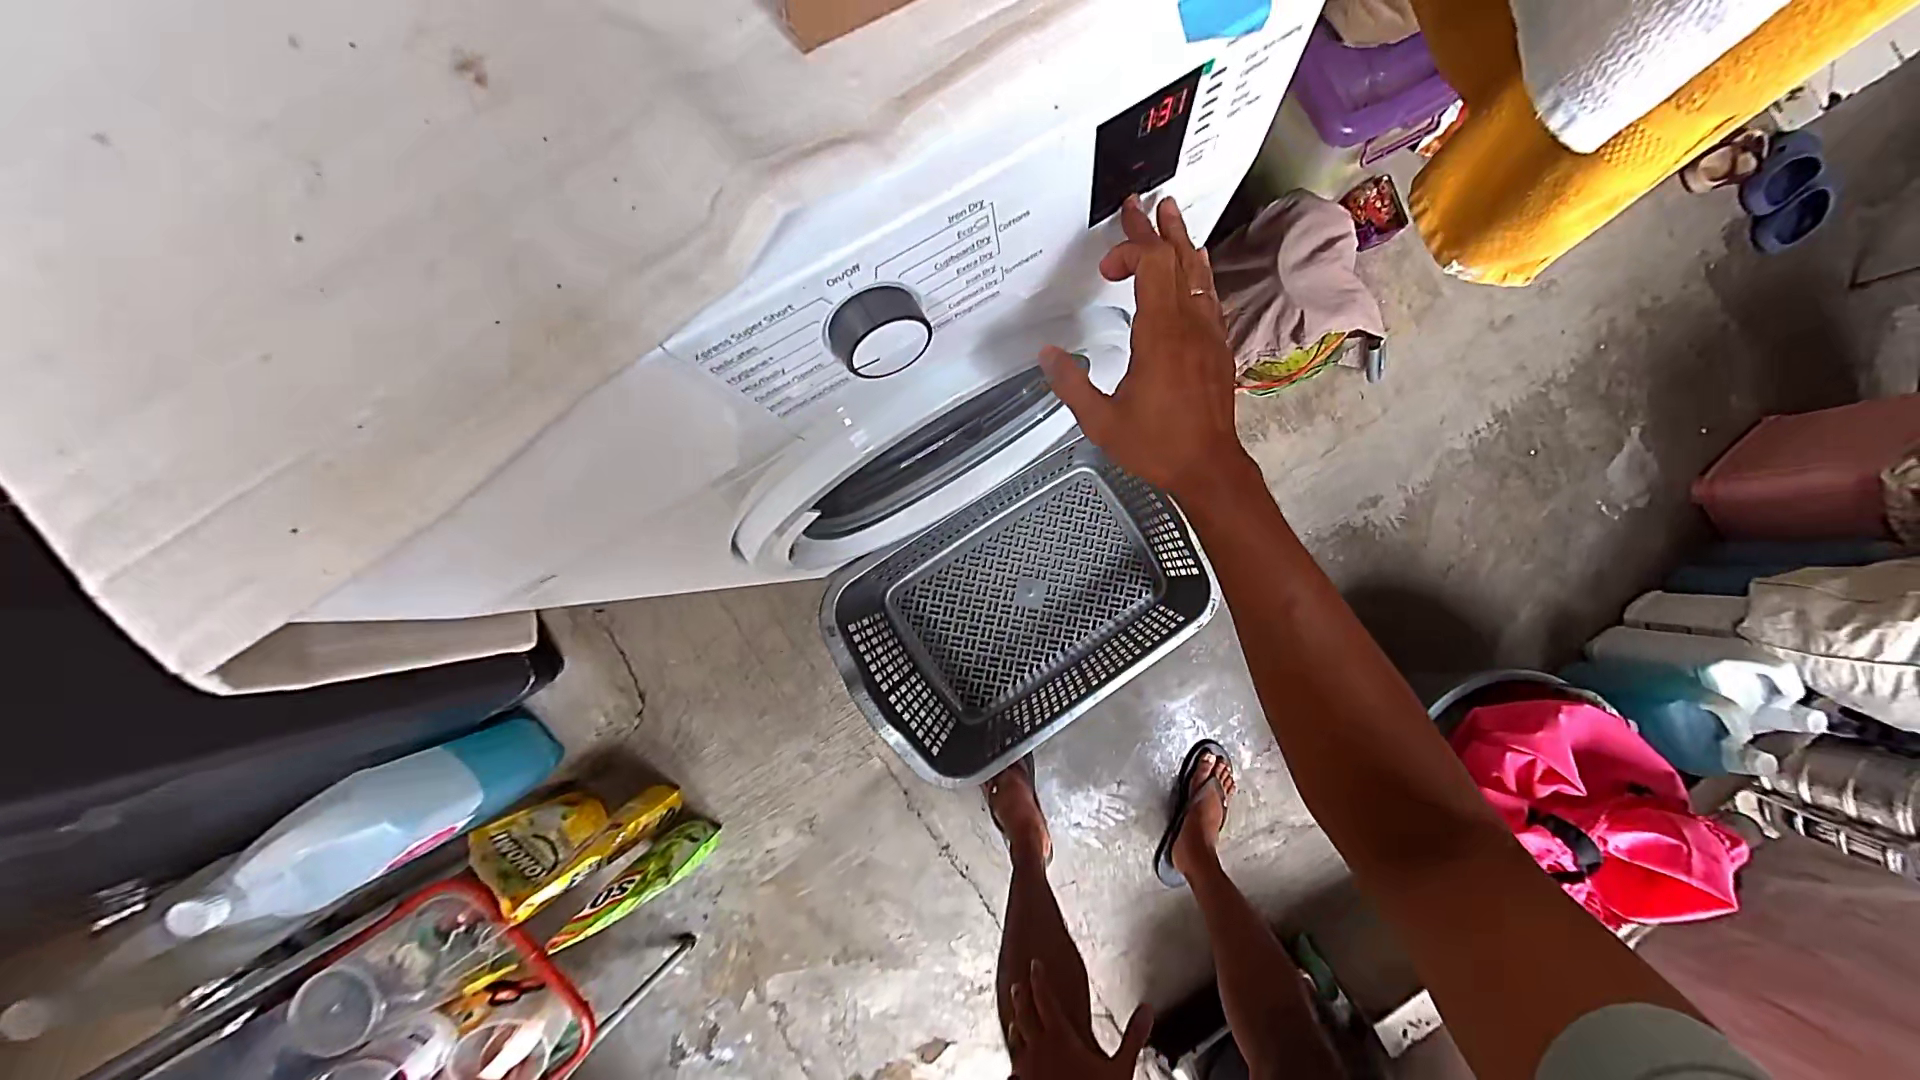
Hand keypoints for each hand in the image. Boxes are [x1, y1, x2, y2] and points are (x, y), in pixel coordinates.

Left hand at [1007, 960, 1152, 1079]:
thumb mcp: (1120, 1069)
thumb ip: (1132, 1037)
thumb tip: (1148, 1009)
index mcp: (1059, 1037)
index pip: (1043, 998)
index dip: (1038, 978)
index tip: (1034, 962)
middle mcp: (1038, 1049)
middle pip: (1023, 1014)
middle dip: (1021, 998)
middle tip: (1018, 984)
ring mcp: (1027, 1071)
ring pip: (1015, 1042)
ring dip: (1015, 1028)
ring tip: (1013, 1022)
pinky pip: (1014, 1074)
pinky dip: (1015, 1066)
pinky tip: (1014, 1070)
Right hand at [1040, 195, 1253, 502]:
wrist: (1208, 467)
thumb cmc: (1158, 446)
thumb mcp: (1101, 421)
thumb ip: (1071, 384)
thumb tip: (1048, 356)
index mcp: (1160, 337)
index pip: (1152, 266)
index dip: (1130, 250)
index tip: (1106, 262)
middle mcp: (1189, 327)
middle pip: (1177, 260)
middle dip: (1156, 230)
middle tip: (1139, 208)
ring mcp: (1209, 335)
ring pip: (1199, 273)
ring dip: (1182, 242)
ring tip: (1171, 216)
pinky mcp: (1218, 348)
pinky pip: (1209, 296)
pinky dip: (1197, 273)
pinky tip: (1194, 269)